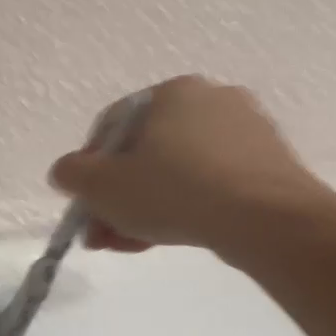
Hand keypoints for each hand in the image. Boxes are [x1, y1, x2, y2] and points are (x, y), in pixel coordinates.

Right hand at [49, 75, 335, 255]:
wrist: (265, 218)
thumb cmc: (171, 191)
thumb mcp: (98, 185)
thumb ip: (70, 173)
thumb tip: (70, 171)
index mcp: (171, 93)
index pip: (110, 128)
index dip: (87, 169)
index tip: (84, 203)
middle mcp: (212, 99)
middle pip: (142, 153)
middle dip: (115, 195)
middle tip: (101, 232)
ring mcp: (245, 130)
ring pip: (172, 171)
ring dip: (141, 206)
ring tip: (128, 242)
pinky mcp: (265, 162)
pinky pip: (206, 182)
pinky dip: (180, 206)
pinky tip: (165, 236)